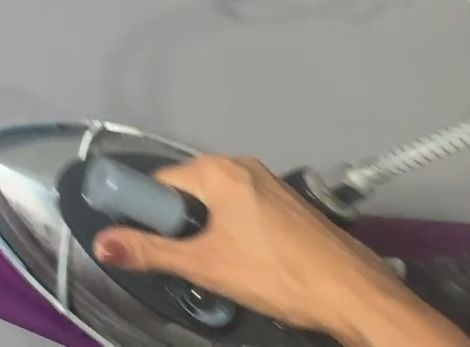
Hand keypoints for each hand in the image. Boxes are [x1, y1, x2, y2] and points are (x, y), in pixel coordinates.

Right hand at [92, 155, 458, 344]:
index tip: (164, 243)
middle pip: (188, 191)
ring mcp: (272, 182)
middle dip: (184, 223)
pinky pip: (247, 208)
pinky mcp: (295, 203)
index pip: (157, 183)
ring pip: (218, 201)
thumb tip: (100, 243)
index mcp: (214, 170)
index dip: (152, 213)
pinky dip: (241, 229)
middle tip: (198, 258)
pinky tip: (258, 260)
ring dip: (213, 228)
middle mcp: (240, 165)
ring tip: (229, 263)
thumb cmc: (281, 277)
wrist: (369, 304)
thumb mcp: (207, 267)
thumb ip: (150, 251)